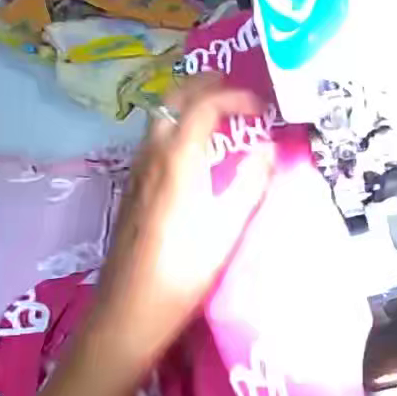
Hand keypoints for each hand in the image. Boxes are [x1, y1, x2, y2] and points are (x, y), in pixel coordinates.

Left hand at [81, 75, 274, 375]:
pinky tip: (189, 152)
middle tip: (234, 89)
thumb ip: (250, 183)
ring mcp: (136, 171)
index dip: (236, 97)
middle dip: (204, 85)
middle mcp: (152, 155)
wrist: (129, 309)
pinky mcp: (131, 189)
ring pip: (158, 117)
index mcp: (179, 158)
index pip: (205, 105)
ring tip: (215, 113)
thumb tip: (266, 149)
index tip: (261, 108)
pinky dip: (174, 126)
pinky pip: (152, 139)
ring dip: (186, 104)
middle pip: (173, 99)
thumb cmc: (184, 271)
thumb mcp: (228, 228)